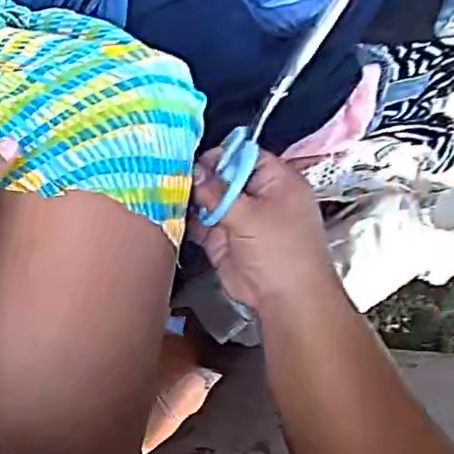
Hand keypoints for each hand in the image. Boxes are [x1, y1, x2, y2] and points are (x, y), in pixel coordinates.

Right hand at [188, 148, 338, 312]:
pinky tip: (172, 213)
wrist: (283, 297)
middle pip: (224, 178)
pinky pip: (202, 225)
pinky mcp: (223, 241)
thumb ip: (220, 193)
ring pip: (210, 202)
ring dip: (192, 199)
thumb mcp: (250, 215)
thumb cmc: (281, 251)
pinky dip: (189, 221)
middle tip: (176, 176)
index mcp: (277, 182)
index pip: (246, 157)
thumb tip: (197, 172)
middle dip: (202, 178)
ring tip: (170, 193)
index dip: (222, 156)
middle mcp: (257, 198)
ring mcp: (239, 220)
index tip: (198, 161)